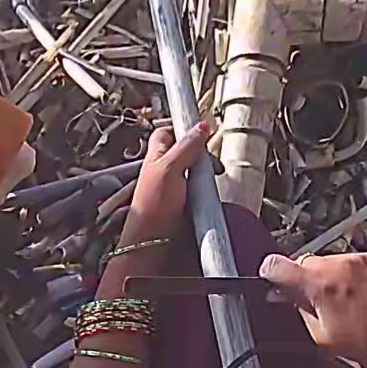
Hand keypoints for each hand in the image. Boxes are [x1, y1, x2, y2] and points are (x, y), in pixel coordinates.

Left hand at [121, 121, 211, 244]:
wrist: (153, 241)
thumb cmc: (152, 206)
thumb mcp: (170, 168)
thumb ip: (187, 147)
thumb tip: (201, 126)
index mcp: (156, 156)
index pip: (167, 132)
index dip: (182, 130)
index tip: (201, 131)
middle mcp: (164, 169)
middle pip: (186, 151)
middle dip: (200, 153)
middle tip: (211, 162)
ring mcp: (174, 186)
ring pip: (194, 170)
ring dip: (205, 172)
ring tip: (213, 176)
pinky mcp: (184, 203)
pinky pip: (198, 189)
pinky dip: (206, 188)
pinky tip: (209, 192)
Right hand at [259, 252, 366, 367]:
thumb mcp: (321, 338)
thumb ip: (296, 313)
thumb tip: (280, 298)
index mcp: (319, 283)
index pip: (275, 265)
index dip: (270, 277)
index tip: (273, 286)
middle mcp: (337, 264)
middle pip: (302, 264)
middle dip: (303, 282)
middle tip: (314, 306)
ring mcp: (357, 259)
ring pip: (326, 263)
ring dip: (327, 279)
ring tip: (341, 304)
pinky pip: (349, 263)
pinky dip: (347, 277)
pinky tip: (358, 298)